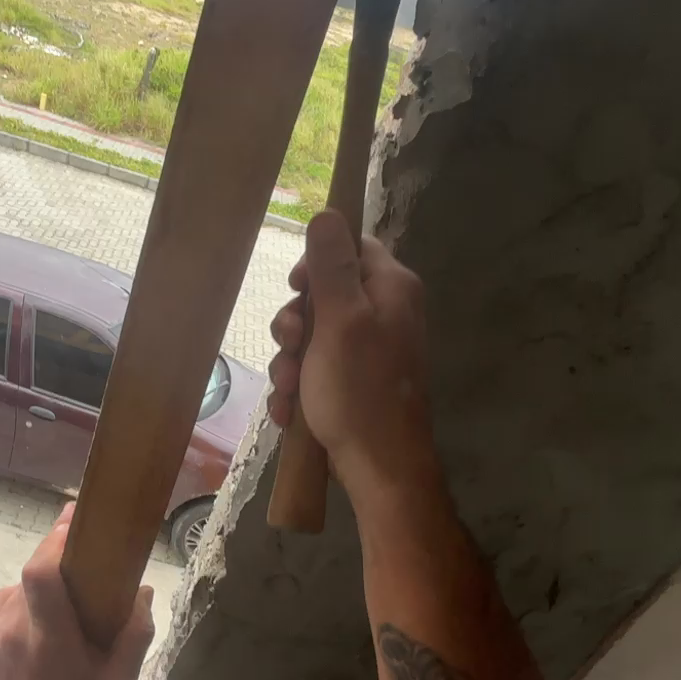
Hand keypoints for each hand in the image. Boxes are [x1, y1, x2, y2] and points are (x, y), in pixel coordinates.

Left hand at [0, 504, 156, 679]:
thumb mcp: (122, 679)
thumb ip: (137, 633)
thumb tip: (142, 591)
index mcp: (49, 639)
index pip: (40, 576)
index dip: (54, 543)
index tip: (74, 522)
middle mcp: (14, 630)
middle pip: (31, 574)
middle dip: (56, 556)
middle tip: (83, 551)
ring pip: (19, 586)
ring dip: (42, 583)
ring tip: (65, 600)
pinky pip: (6, 601)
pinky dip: (25, 600)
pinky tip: (42, 618)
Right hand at [267, 210, 434, 498]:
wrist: (379, 467)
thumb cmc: (360, 390)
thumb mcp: (340, 320)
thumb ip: (332, 266)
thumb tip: (328, 213)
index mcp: (390, 289)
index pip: (352, 247)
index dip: (318, 263)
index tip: (298, 289)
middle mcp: (384, 315)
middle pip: (324, 295)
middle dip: (295, 325)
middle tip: (292, 347)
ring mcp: (368, 352)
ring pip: (312, 338)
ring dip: (290, 364)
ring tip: (290, 390)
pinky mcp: (353, 384)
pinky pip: (316, 372)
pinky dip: (299, 389)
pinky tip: (291, 411)